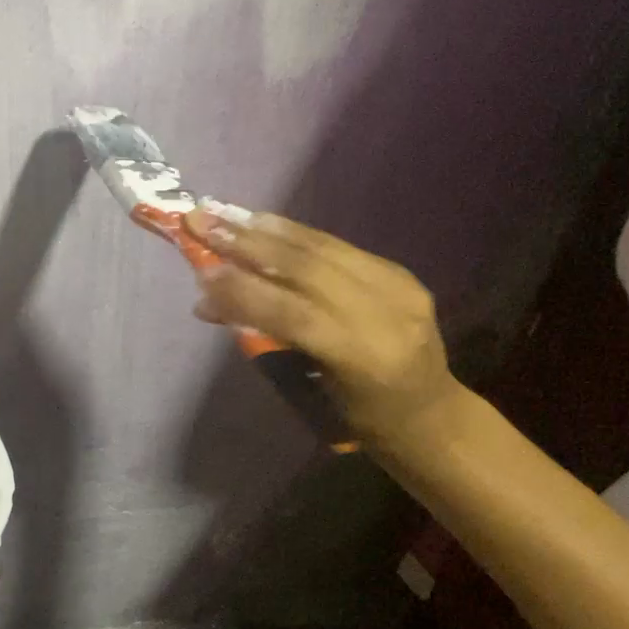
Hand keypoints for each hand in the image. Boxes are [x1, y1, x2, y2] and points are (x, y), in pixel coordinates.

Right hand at [183, 206, 464, 444]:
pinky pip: (337, 245)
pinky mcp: (399, 272)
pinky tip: (260, 222)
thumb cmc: (353, 413)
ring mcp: (399, 289)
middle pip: (309, 269)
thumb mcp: (305, 386)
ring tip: (222, 214)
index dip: (246, 292)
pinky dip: (291, 233)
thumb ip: (264, 339)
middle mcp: (387, 317)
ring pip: (322, 248)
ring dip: (265, 230)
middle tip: (200, 222)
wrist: (428, 413)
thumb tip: (207, 303)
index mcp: (364, 359)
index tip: (201, 275)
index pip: (295, 314)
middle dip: (248, 244)